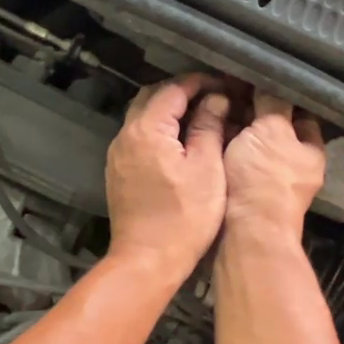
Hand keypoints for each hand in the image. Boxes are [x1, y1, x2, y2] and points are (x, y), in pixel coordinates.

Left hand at [106, 74, 231, 279]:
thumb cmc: (184, 218)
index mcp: (146, 129)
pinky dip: (159, 132)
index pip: (173, 89)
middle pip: (152, 98)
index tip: (225, 85)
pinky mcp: (118, 173)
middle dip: (182, 93)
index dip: (201, 83)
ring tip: (201, 118)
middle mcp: (125, 135)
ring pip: (143, 118)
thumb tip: (216, 101)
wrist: (147, 261)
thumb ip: (209, 128)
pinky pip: (139, 138)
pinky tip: (181, 143)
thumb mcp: (207, 169)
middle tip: (214, 98)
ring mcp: (117, 155)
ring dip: (169, 113)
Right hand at [224, 92, 325, 238]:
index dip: (279, 94)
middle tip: (227, 88)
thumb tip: (270, 82)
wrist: (245, 232)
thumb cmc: (266, 178)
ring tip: (212, 104)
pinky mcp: (242, 192)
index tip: (256, 79)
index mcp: (311, 151)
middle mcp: (292, 166)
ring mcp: (266, 181)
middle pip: (272, 128)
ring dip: (233, 127)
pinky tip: (205, 130)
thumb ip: (273, 102)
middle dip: (252, 111)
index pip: (299, 113)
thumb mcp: (272, 129)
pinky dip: (222, 146)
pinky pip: (232, 160)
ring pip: (249, 144)